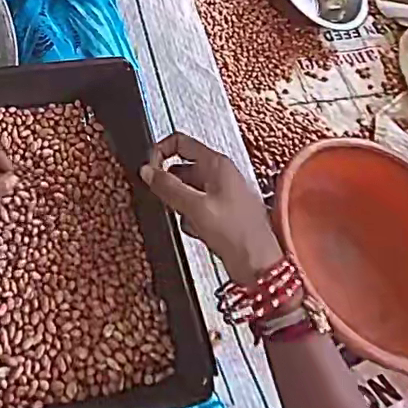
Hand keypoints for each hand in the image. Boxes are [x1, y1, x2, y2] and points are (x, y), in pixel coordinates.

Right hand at [139, 133, 282, 282]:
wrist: (259, 265)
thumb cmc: (237, 232)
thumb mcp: (195, 207)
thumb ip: (168, 187)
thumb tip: (148, 171)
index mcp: (217, 164)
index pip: (181, 142)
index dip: (161, 151)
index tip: (150, 169)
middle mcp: (220, 175)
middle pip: (181, 167)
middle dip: (169, 184)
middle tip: (164, 198)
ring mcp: (221, 194)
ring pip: (187, 190)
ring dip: (180, 204)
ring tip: (186, 218)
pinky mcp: (220, 213)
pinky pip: (195, 208)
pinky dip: (190, 218)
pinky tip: (196, 229)